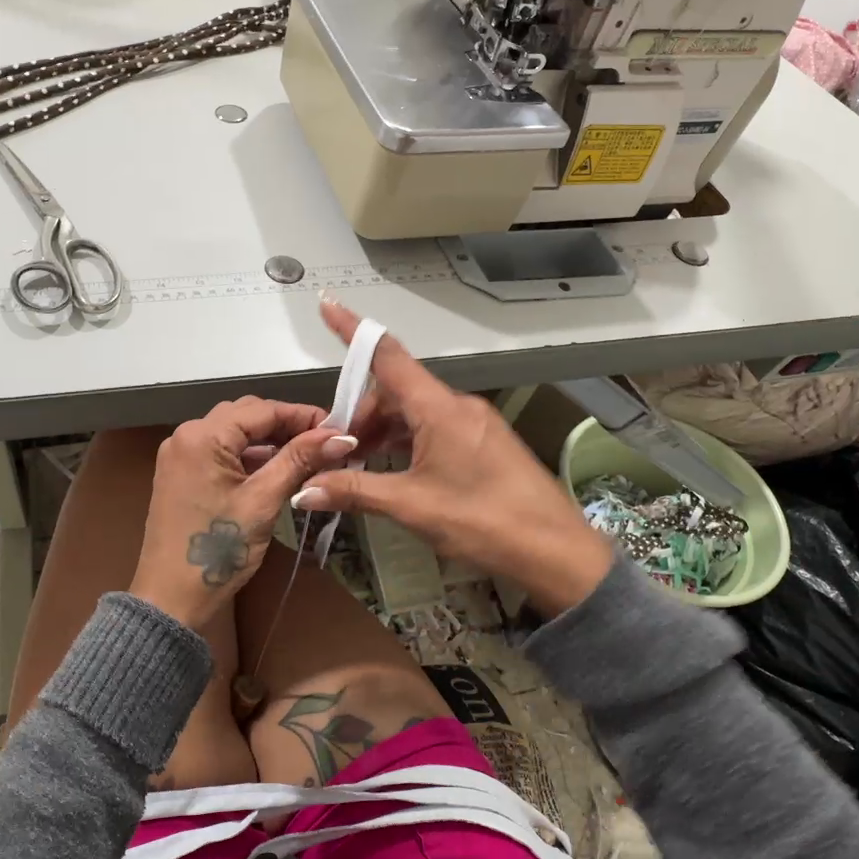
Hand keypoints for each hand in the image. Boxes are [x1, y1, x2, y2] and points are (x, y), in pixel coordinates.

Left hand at [129, 396, 359, 628]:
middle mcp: (186, 435)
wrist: (171, 598)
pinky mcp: (181, 475)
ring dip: (269, 441)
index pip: (262, 409)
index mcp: (202, 435)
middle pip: (246, 415)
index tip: (339, 429)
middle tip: (326, 443)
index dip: (303, 415)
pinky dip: (249, 457)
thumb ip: (300, 460)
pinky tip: (276, 471)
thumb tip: (341, 435)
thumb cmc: (218, 548)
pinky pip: (221, 452)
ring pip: (234, 433)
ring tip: (308, 457)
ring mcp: (180, 455)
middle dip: (286, 425)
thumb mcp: (263, 501)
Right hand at [293, 301, 613, 614]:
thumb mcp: (411, 506)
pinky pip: (434, 428)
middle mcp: (457, 406)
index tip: (328, 305)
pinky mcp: (484, 443)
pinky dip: (406, 441)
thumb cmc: (485, 522)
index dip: (353, 330)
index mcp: (440, 409)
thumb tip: (303, 489)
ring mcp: (474, 424)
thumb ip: (354, 491)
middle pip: (396, 391)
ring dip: (383, 431)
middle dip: (361, 414)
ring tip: (359, 464)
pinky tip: (393, 470)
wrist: (555, 552)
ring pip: (415, 412)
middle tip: (336, 449)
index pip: (388, 356)